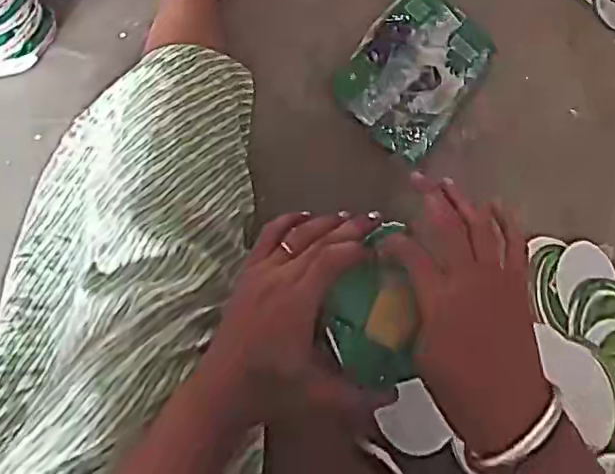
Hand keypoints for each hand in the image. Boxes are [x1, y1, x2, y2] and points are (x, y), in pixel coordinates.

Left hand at [201, 212, 383, 428]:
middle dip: (349, 227)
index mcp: (297, 300)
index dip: (357, 248)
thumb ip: (356, 395)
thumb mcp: (317, 396)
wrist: (220, 392)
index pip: (332, 259)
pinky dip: (288, 221)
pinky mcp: (248, 272)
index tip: (378, 246)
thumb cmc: (269, 390)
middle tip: (374, 220)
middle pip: (319, 240)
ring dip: (324, 222)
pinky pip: (269, 235)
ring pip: (296, 233)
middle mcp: (279, 277)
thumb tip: (393, 396)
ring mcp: (261, 271)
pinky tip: (305, 217)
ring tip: (347, 218)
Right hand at [379, 174, 550, 456]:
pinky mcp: (518, 282)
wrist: (511, 412)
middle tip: (418, 180)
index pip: (411, 253)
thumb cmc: (460, 390)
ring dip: (464, 200)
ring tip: (449, 184)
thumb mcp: (422, 355)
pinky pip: (514, 242)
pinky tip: (496, 204)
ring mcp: (496, 276)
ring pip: (480, 224)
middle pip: (447, 224)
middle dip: (430, 197)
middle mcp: (468, 277)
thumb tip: (404, 290)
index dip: (395, 241)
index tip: (385, 239)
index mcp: (439, 298)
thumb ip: (413, 313)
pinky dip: (506, 220)